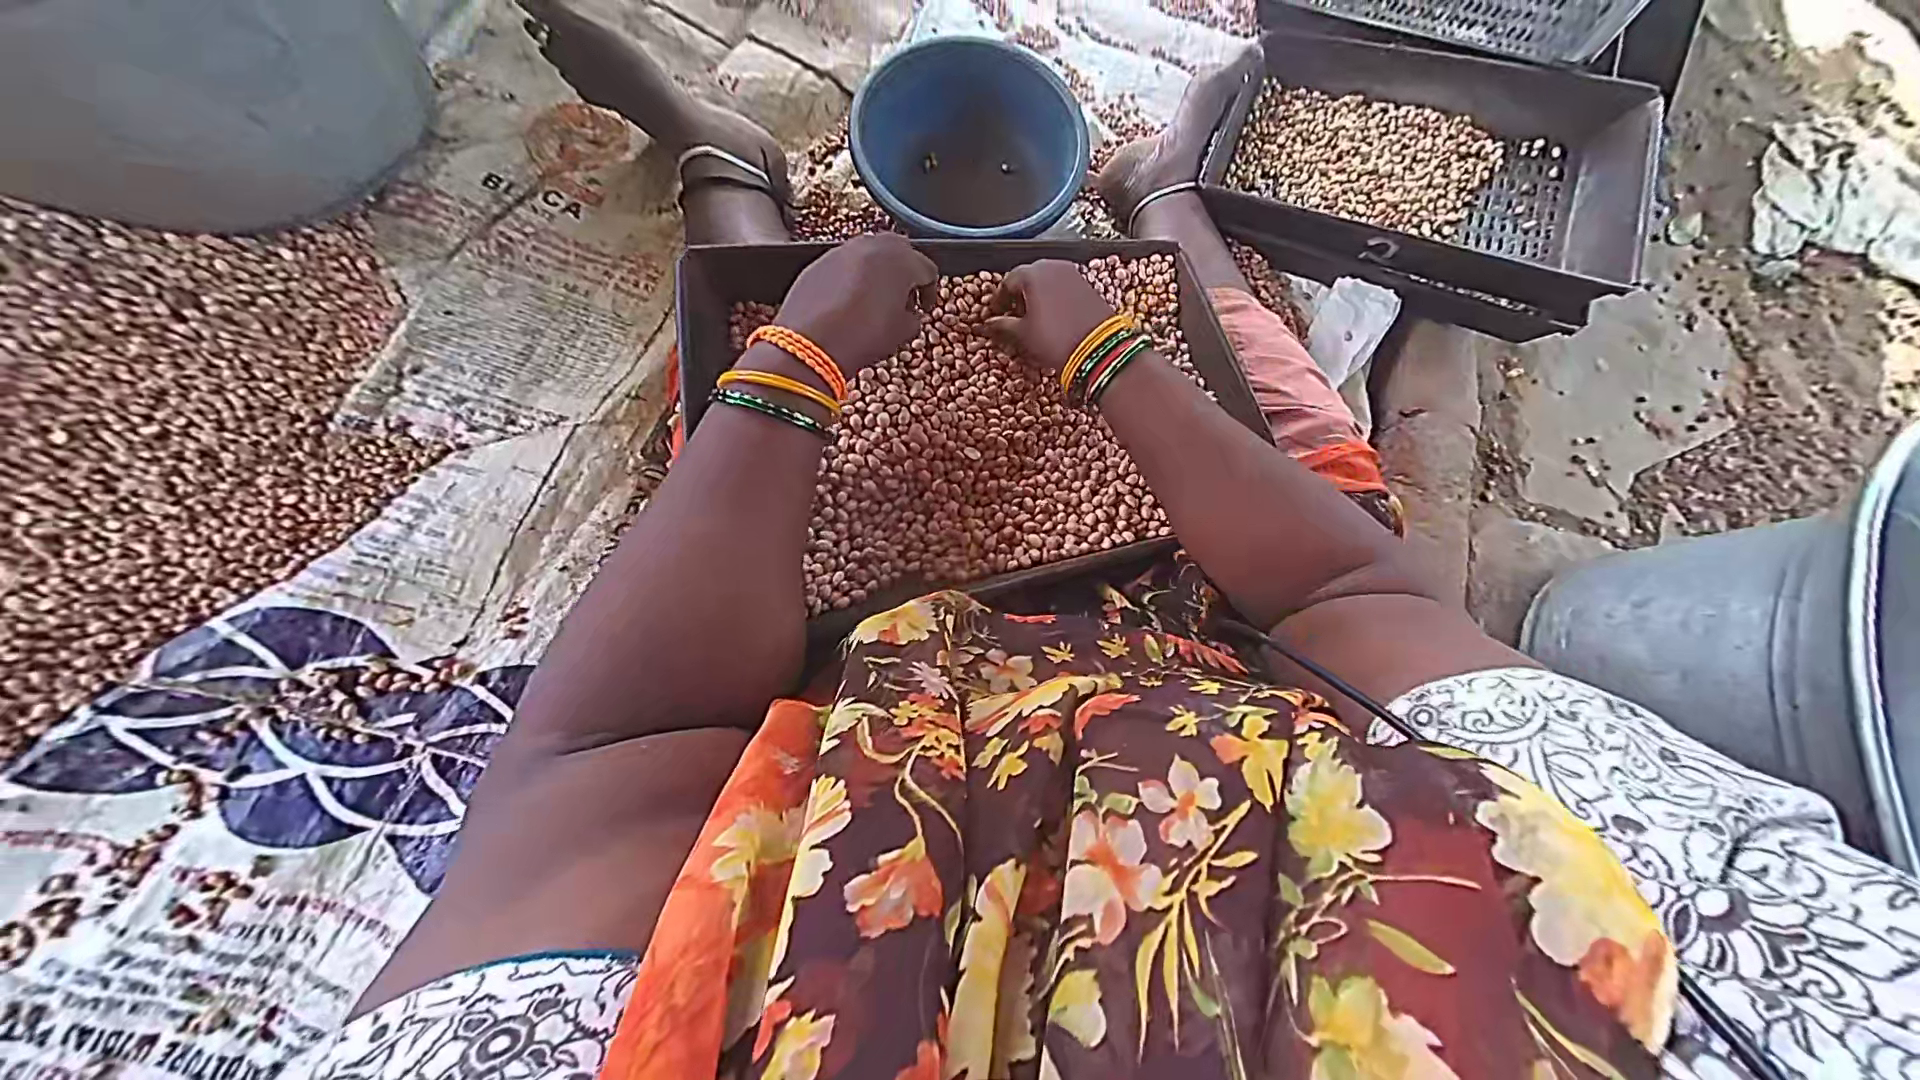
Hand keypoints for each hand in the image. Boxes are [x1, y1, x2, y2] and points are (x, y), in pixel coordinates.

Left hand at [774, 234, 937, 378]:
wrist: (812, 342)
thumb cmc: (863, 336)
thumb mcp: (902, 333)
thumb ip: (913, 317)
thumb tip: (909, 314)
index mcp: (902, 259)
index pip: (927, 270)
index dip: (930, 292)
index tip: (926, 307)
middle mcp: (873, 245)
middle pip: (899, 253)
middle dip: (904, 274)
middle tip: (903, 299)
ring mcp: (843, 250)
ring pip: (869, 256)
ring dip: (877, 274)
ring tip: (875, 302)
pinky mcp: (819, 262)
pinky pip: (844, 266)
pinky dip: (852, 280)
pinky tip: (850, 304)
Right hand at [983, 260, 1116, 376]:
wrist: (1098, 349)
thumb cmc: (1056, 339)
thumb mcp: (1023, 334)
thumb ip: (1002, 325)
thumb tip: (989, 323)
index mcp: (1033, 273)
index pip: (1007, 282)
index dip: (999, 300)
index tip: (996, 314)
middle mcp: (1054, 267)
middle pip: (1028, 277)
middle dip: (1018, 295)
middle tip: (1013, 315)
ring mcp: (1073, 274)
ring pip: (1047, 281)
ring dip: (1036, 296)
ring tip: (1032, 318)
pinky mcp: (1087, 285)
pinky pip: (1063, 287)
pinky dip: (1053, 298)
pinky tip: (1052, 317)